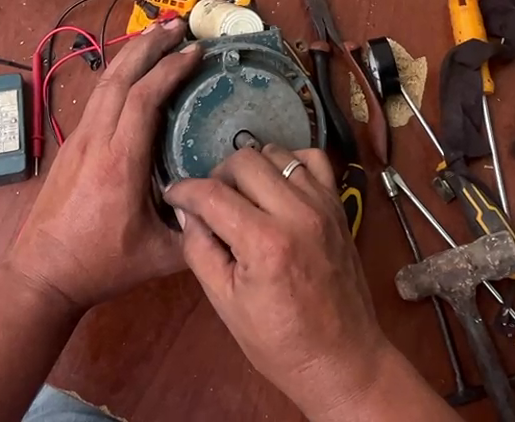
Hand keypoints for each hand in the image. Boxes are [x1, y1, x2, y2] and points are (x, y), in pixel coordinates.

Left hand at [5, 18, 201, 313]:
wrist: (41, 273)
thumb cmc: (101, 264)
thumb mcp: (159, 257)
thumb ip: (197, 231)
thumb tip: (227, 199)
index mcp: (120, 162)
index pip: (144, 99)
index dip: (170, 69)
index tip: (195, 51)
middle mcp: (97, 139)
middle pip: (121, 77)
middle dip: (151, 45)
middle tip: (178, 24)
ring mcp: (79, 138)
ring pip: (105, 81)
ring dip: (132, 53)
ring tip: (157, 33)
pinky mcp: (71, 143)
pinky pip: (98, 95)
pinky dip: (118, 72)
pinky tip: (131, 68)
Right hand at [164, 145, 393, 416]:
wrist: (342, 360)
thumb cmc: (279, 342)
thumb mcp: (225, 303)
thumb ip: (199, 249)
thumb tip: (185, 210)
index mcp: (265, 243)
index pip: (212, 193)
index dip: (184, 190)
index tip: (173, 195)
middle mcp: (296, 213)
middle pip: (244, 160)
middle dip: (218, 175)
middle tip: (211, 202)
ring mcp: (321, 205)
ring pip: (275, 153)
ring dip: (252, 169)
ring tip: (243, 197)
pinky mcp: (337, 205)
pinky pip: (312, 160)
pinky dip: (290, 163)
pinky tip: (278, 187)